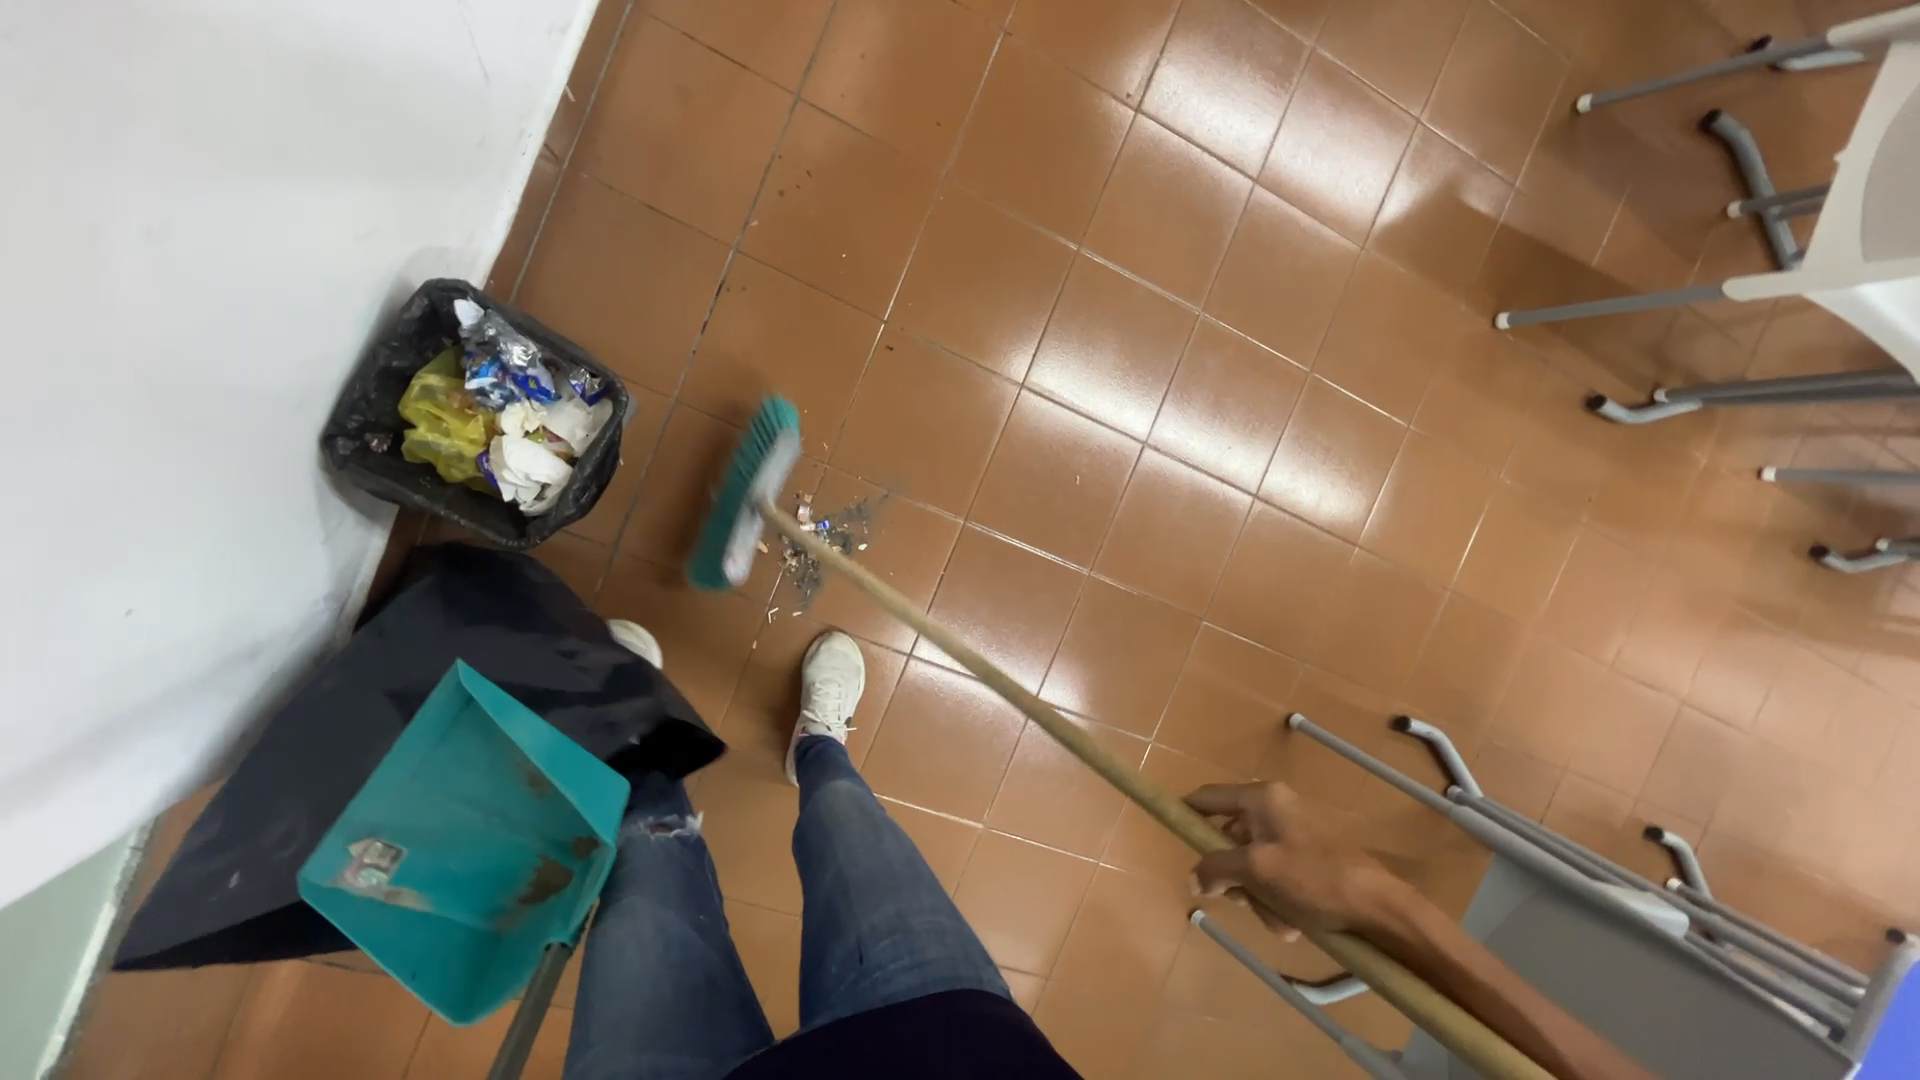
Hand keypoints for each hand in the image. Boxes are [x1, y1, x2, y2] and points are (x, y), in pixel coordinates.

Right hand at [1184, 781, 1394, 938]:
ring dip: (1257, 895)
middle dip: (1232, 875)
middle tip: (1240, 897)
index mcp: (1261, 798)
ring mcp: (1292, 835)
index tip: (1169, 831)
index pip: (1208, 797)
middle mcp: (1275, 809)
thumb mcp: (1256, 870)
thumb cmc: (1312, 878)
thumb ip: (1215, 868)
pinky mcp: (1307, 860)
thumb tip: (1193, 878)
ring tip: (1277, 916)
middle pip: (1229, 839)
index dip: (1185, 812)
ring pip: (1251, 866)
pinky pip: (1274, 879)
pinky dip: (1277, 900)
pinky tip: (1292, 921)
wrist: (1379, 907)